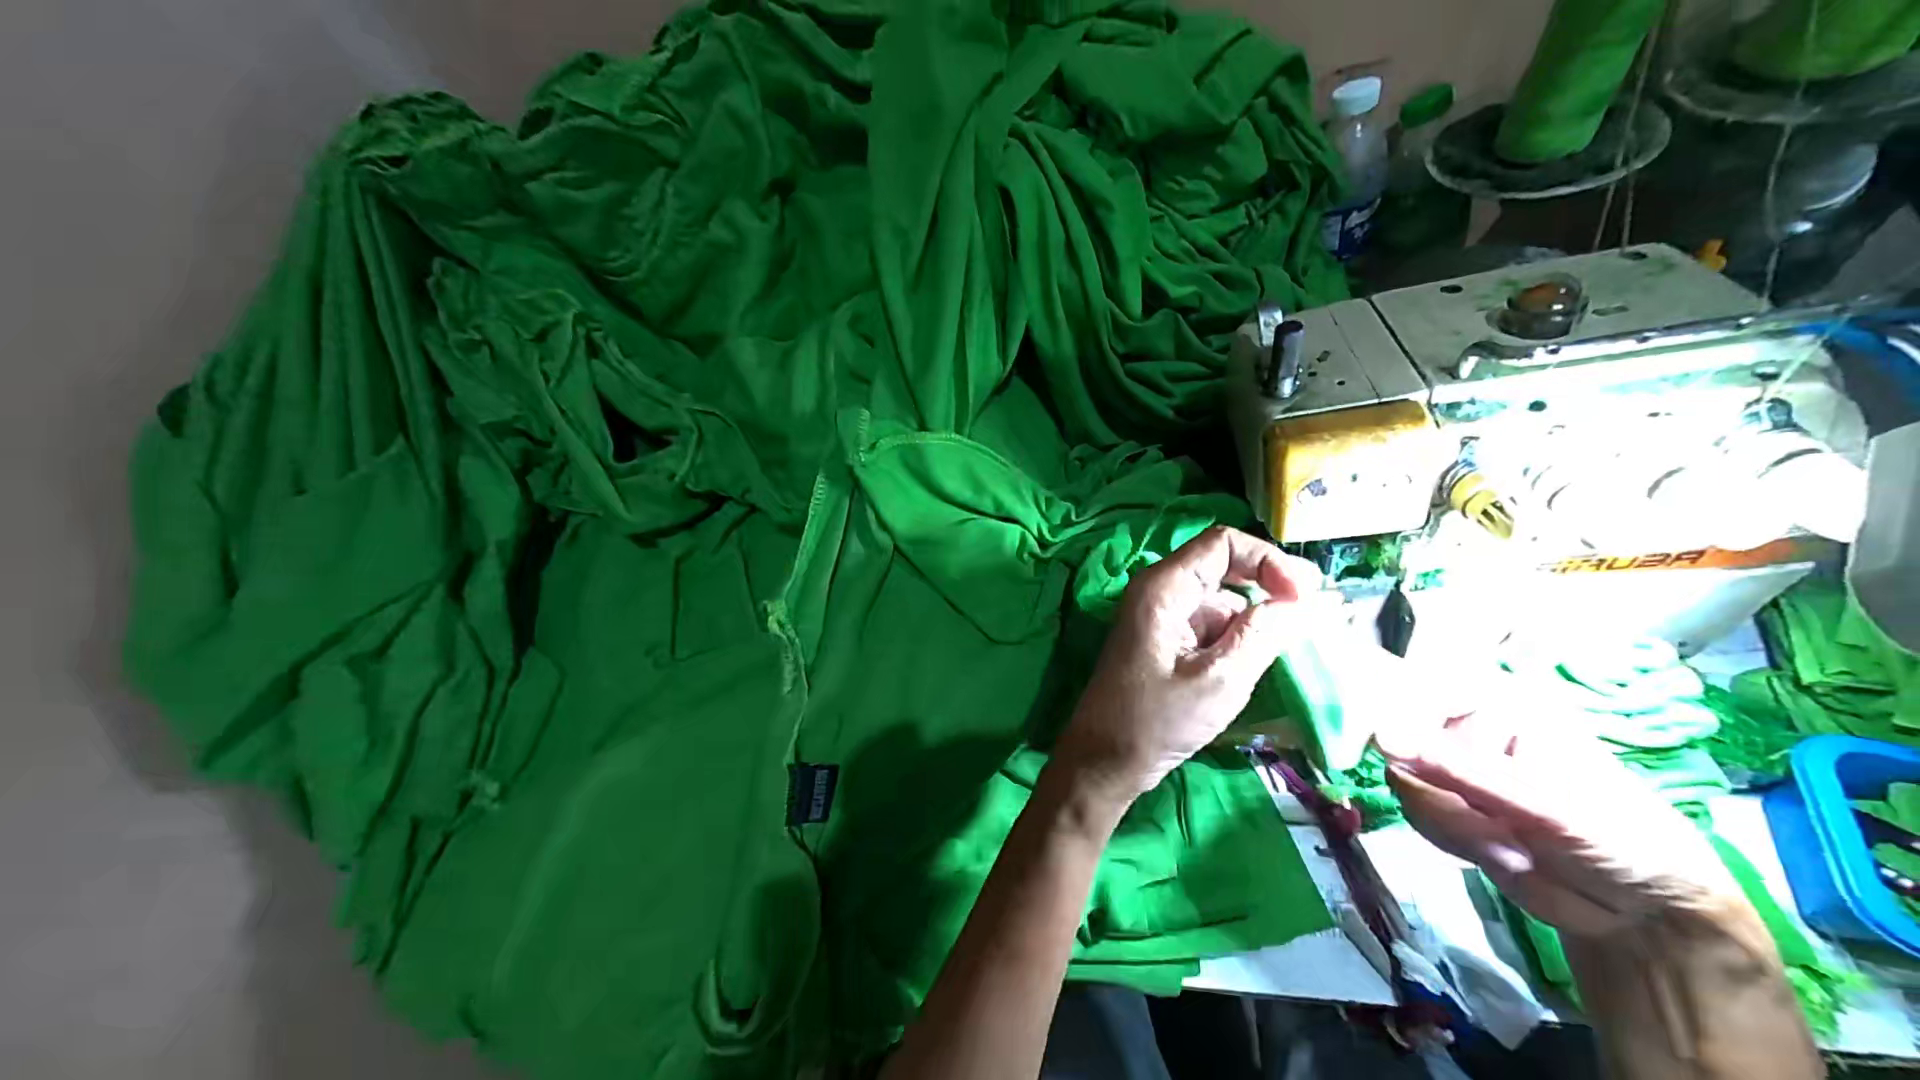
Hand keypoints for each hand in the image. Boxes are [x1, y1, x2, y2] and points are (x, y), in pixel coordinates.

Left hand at [1053, 526, 1322, 806]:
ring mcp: (1159, 615)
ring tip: (1279, 652)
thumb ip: (1261, 635)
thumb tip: (1298, 601)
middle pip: (1222, 565)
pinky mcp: (1164, 638)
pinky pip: (1208, 623)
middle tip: (1307, 617)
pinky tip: (1250, 665)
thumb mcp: (1219, 681)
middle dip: (1267, 586)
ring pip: (1219, 597)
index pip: (1223, 543)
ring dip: (1253, 616)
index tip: (1304, 596)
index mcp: (1163, 588)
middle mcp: (1158, 590)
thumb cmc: (1155, 721)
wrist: (1104, 760)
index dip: (1269, 560)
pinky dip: (1235, 636)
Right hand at [1377, 707, 1745, 940]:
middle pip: (1403, 742)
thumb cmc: (1621, 837)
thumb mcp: (1542, 802)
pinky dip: (1452, 840)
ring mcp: (1454, 766)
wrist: (1647, 911)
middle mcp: (1468, 725)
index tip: (1393, 752)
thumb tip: (1381, 738)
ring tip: (1512, 848)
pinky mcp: (1446, 802)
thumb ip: (1457, 768)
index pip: (1418, 687)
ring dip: (1452, 824)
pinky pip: (1416, 812)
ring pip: (1407, 781)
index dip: (1393, 716)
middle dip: (1441, 793)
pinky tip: (1500, 852)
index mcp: (1499, 701)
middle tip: (1493, 827)